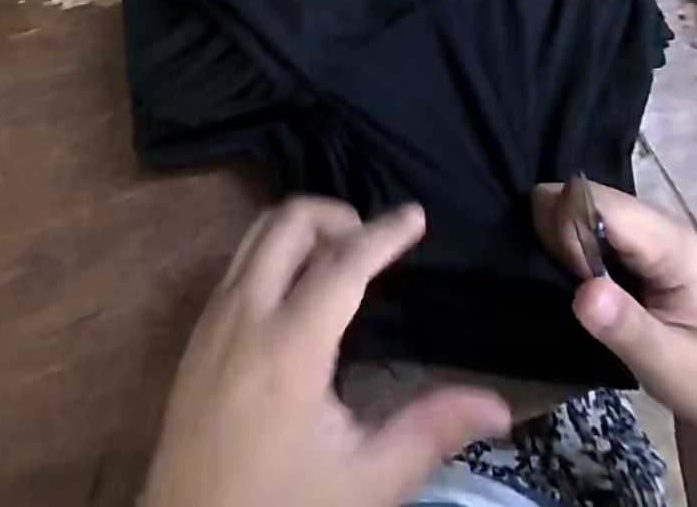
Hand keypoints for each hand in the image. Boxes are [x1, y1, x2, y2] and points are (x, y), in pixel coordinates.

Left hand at [143, 199, 511, 506]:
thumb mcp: (366, 481)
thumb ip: (431, 430)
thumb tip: (497, 405)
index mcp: (289, 348)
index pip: (344, 263)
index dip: (385, 233)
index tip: (416, 216)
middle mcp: (245, 314)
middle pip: (290, 222)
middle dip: (337, 216)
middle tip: (373, 242)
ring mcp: (214, 317)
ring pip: (258, 231)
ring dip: (303, 227)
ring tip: (341, 256)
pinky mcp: (198, 329)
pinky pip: (240, 259)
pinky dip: (275, 248)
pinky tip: (300, 287)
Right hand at [532, 182, 696, 443]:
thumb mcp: (678, 372)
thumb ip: (629, 331)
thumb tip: (584, 292)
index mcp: (670, 242)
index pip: (594, 201)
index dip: (567, 232)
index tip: (575, 284)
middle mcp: (652, 222)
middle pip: (576, 194)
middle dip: (555, 232)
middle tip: (570, 287)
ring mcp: (639, 231)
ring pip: (572, 205)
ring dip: (556, 241)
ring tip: (574, 289)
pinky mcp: (627, 245)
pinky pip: (578, 225)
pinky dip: (563, 247)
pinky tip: (578, 285)